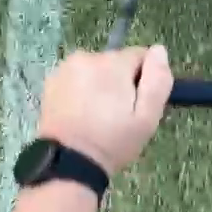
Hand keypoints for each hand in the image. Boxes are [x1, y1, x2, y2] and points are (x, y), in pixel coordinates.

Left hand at [37, 45, 173, 173]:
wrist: (69, 162)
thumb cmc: (113, 142)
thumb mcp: (147, 118)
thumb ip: (158, 81)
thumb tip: (160, 50)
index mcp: (113, 63)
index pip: (141, 56)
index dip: (144, 81)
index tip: (137, 105)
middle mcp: (87, 57)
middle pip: (116, 62)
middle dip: (121, 83)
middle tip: (118, 115)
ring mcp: (65, 68)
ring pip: (95, 70)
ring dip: (100, 85)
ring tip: (98, 116)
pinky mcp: (51, 81)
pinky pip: (77, 78)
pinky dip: (81, 90)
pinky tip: (81, 114)